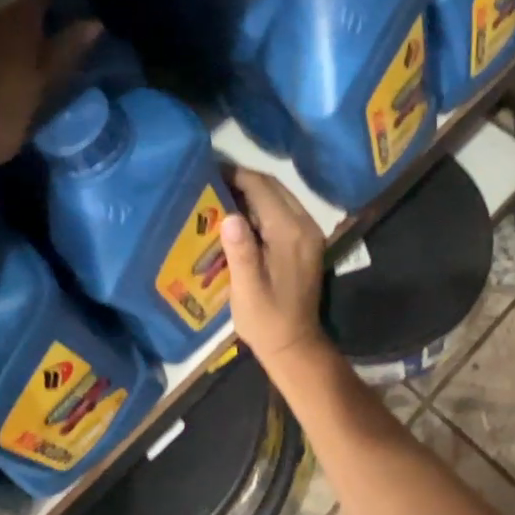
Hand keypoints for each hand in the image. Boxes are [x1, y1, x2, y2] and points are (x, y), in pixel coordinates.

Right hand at [221, 169, 331, 366]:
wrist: (295, 345)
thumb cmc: (266, 320)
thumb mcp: (248, 290)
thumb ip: (241, 252)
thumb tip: (229, 216)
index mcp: (290, 233)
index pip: (262, 188)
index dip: (235, 175)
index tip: (207, 170)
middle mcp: (304, 225)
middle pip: (272, 186)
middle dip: (241, 179)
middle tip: (208, 180)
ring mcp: (307, 232)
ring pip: (278, 196)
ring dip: (250, 191)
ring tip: (217, 193)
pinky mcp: (304, 240)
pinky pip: (281, 210)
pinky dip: (259, 205)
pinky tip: (236, 214)